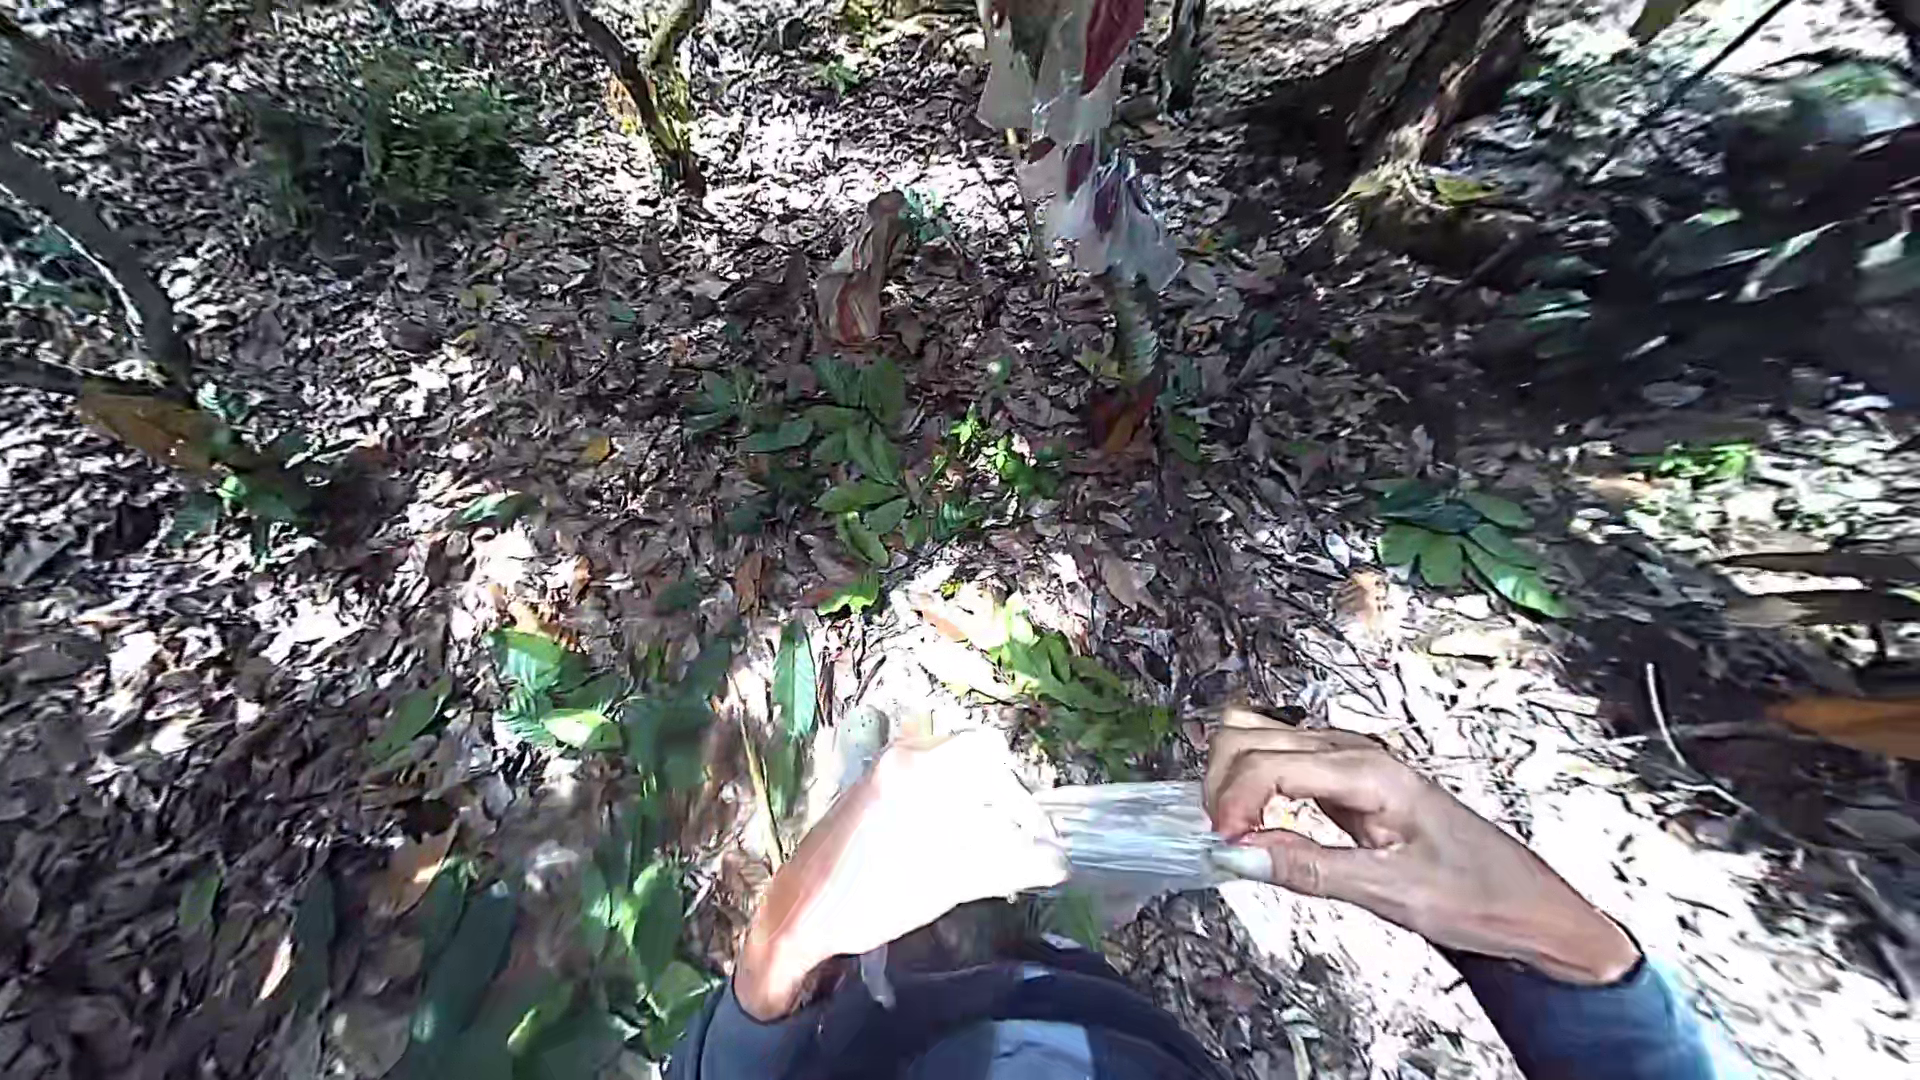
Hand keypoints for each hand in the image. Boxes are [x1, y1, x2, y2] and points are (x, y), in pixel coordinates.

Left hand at [734, 730, 1065, 1019]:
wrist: (802, 905)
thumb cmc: (872, 898)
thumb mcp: (947, 882)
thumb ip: (1006, 864)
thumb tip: (1055, 863)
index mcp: (919, 768)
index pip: (987, 751)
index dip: (1018, 789)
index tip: (1033, 828)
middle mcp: (903, 752)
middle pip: (972, 751)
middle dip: (1001, 789)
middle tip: (1018, 830)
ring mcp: (887, 761)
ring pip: (950, 759)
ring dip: (977, 790)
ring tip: (992, 834)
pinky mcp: (877, 777)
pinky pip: (928, 770)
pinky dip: (952, 792)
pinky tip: (958, 830)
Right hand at [1205, 709, 1638, 984]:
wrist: (1536, 905)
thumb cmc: (1482, 897)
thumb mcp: (1396, 894)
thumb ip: (1309, 869)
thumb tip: (1238, 854)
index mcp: (1366, 770)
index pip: (1267, 763)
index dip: (1232, 800)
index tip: (1223, 842)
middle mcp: (1347, 749)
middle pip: (1246, 734)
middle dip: (1219, 782)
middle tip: (1222, 836)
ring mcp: (1339, 754)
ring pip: (1251, 734)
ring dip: (1227, 774)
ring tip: (1232, 825)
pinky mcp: (1334, 770)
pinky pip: (1270, 753)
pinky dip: (1245, 779)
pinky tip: (1252, 815)